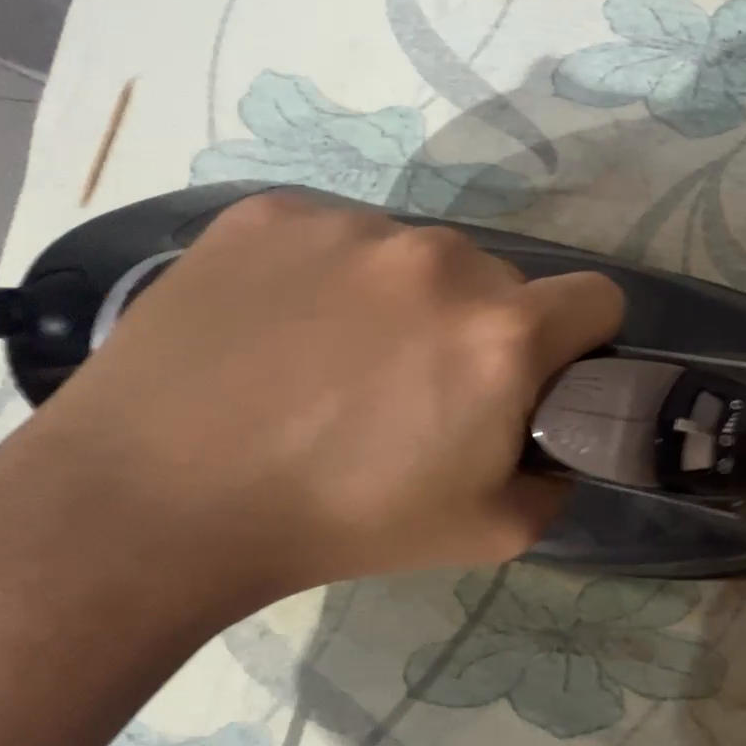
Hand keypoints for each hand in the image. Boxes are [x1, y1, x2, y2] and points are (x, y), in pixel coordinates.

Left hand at [0, 190, 622, 604]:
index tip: (539, 376)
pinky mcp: (271, 214)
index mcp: (506, 334)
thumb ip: (560, 477)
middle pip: (507, 280)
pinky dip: (335, 274)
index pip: (598, 299)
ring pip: (425, 255)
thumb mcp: (494, 531)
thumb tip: (564, 440)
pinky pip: (343, 233)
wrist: (147, 507)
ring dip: (412, 298)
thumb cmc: (341, 523)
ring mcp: (352, 229)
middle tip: (424, 385)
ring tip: (344, 357)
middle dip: (488, 325)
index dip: (581, 340)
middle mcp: (443, 262)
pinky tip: (289, 327)